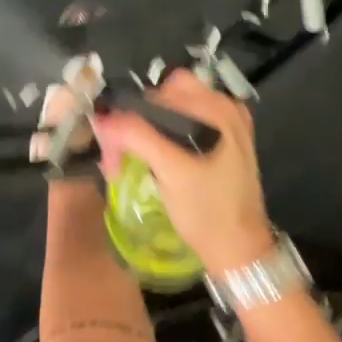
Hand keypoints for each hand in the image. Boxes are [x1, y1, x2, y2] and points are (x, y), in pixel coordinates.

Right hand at [92, 70, 272, 271]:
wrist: (238, 250)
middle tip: (116, 155)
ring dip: (141, 133)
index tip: (110, 143)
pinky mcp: (216, 145)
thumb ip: (137, 136)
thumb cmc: (208, 211)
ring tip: (125, 160)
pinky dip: (156, 140)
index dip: (129, 113)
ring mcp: (221, 127)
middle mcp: (223, 109)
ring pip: (166, 114)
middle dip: (133, 123)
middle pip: (162, 99)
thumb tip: (102, 117)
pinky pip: (177, 128)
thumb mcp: (170, 171)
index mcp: (218, 108)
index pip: (159, 91)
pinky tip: (147, 161)